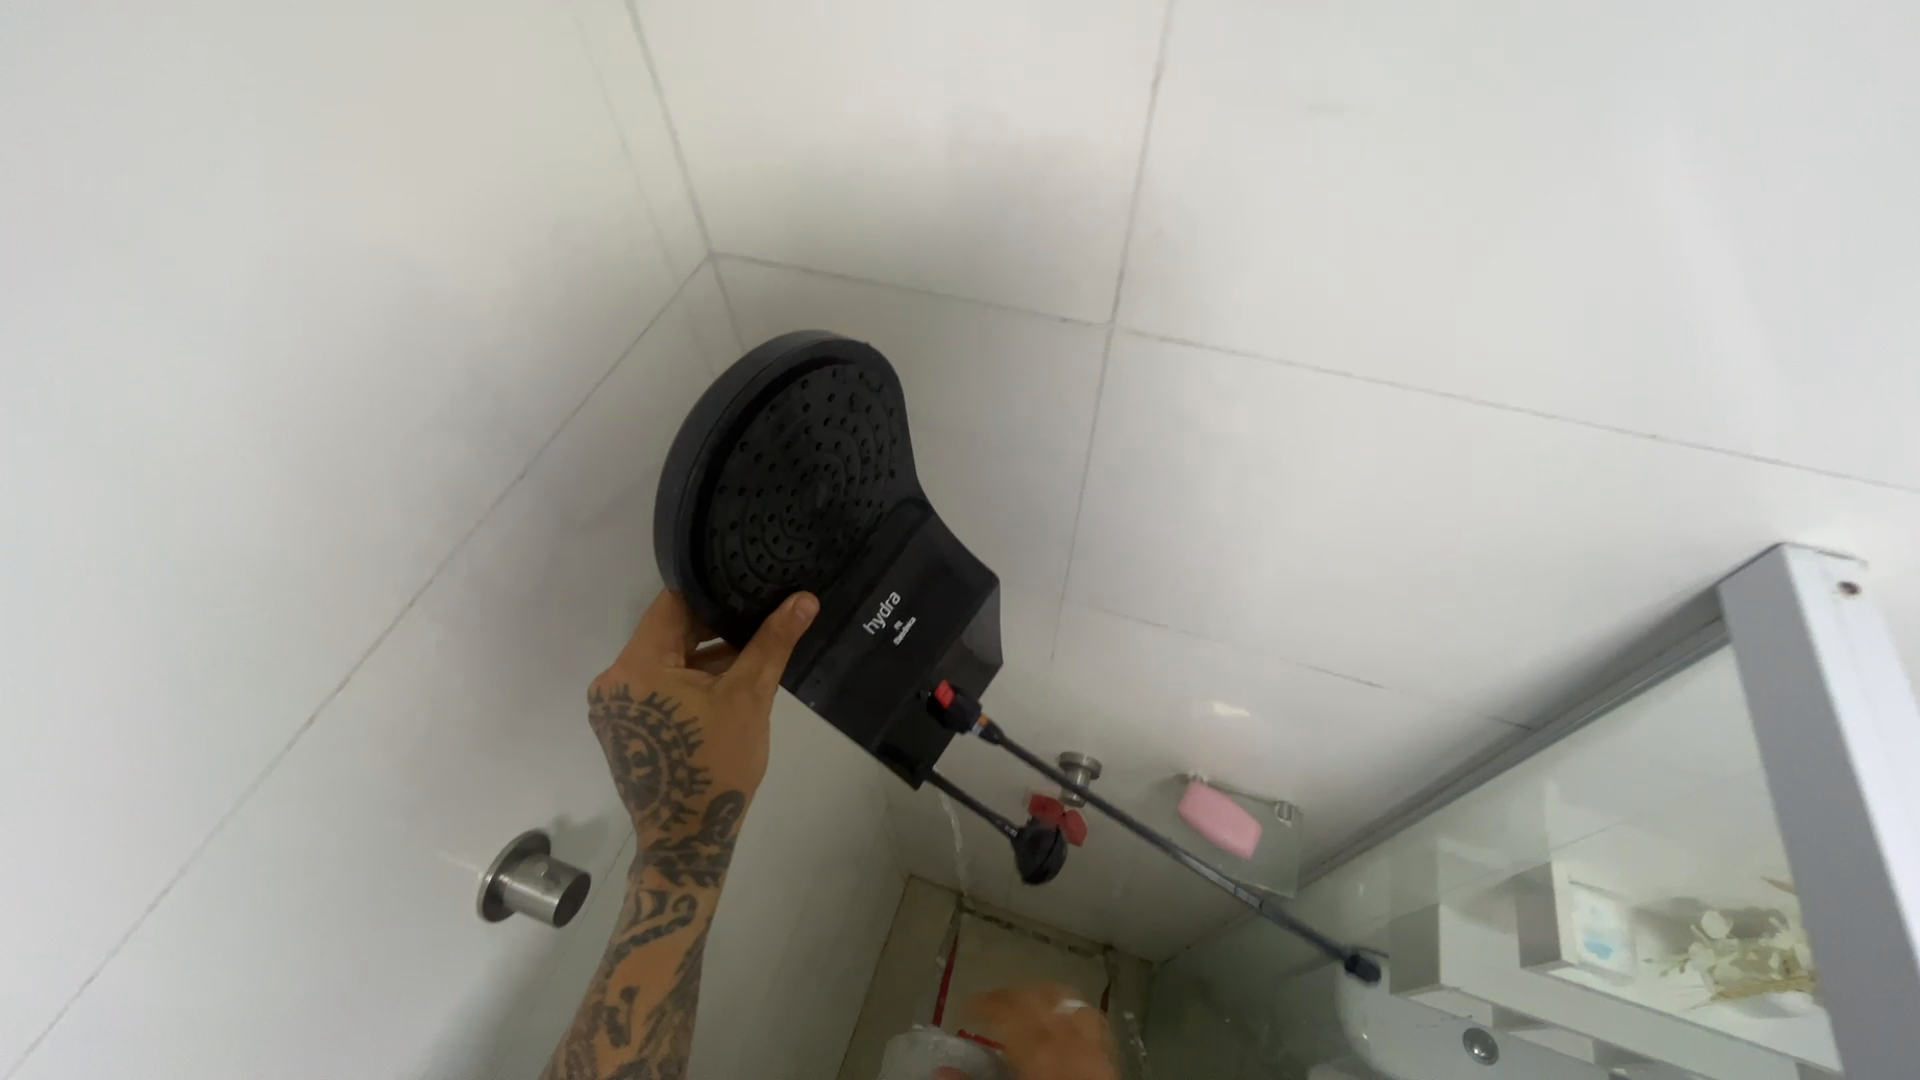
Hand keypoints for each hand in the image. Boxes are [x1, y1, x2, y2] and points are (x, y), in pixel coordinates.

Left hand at [587, 589, 818, 854]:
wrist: (688, 837)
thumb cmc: (716, 763)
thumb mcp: (749, 696)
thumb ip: (772, 642)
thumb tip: (805, 599)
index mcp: (635, 665)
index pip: (672, 604)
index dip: (713, 589)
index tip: (747, 577)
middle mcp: (615, 680)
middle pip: (669, 631)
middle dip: (716, 624)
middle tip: (761, 610)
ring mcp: (617, 705)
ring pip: (668, 659)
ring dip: (707, 653)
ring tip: (756, 643)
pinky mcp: (627, 725)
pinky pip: (661, 684)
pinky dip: (693, 678)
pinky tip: (732, 677)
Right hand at [967, 981, 1117, 1079]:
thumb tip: (939, 1072)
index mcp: (1038, 1052)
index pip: (1007, 1010)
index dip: (984, 1004)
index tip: (966, 1008)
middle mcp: (1066, 1038)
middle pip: (1036, 998)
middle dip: (1009, 995)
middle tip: (987, 1005)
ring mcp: (1092, 1045)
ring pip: (1064, 1000)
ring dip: (1040, 994)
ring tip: (1021, 1002)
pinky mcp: (1109, 1057)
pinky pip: (1089, 1017)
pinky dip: (1070, 1008)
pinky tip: (1061, 1015)